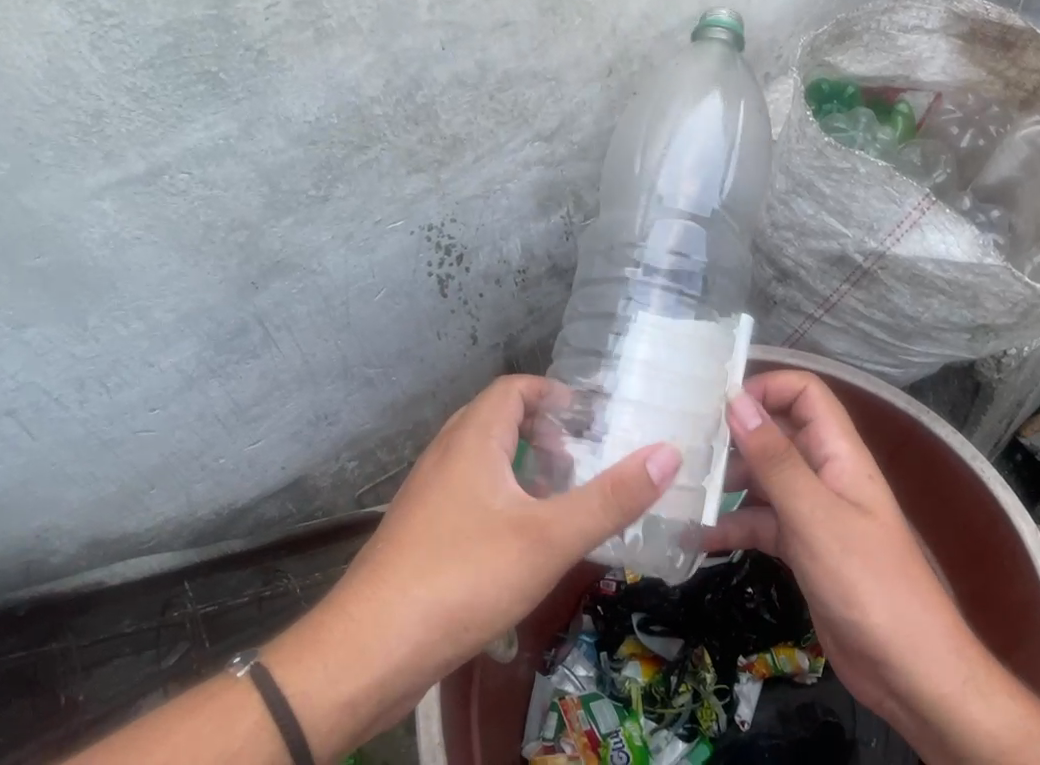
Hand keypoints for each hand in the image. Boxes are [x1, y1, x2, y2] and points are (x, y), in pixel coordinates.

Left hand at [267, 375, 679, 755]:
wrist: (371, 649)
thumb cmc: (464, 578)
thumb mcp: (550, 538)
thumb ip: (611, 498)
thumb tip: (668, 453)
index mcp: (472, 440)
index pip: (513, 388)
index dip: (553, 394)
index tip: (591, 420)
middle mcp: (444, 456)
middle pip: (496, 421)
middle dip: (543, 433)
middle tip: (580, 464)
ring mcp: (427, 497)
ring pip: (481, 462)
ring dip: (522, 470)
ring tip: (558, 504)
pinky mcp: (419, 535)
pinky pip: (467, 496)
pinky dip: (501, 502)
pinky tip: (521, 547)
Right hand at [705, 371, 1039, 764]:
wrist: (910, 671)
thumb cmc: (868, 584)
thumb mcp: (814, 516)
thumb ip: (775, 459)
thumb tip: (737, 402)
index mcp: (839, 455)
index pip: (805, 394)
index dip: (765, 388)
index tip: (716, 405)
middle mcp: (826, 475)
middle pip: (778, 434)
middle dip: (734, 436)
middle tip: (684, 450)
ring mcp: (815, 515)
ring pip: (764, 480)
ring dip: (727, 482)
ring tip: (682, 492)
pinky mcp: (804, 551)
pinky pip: (762, 523)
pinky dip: (733, 526)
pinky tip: (698, 537)